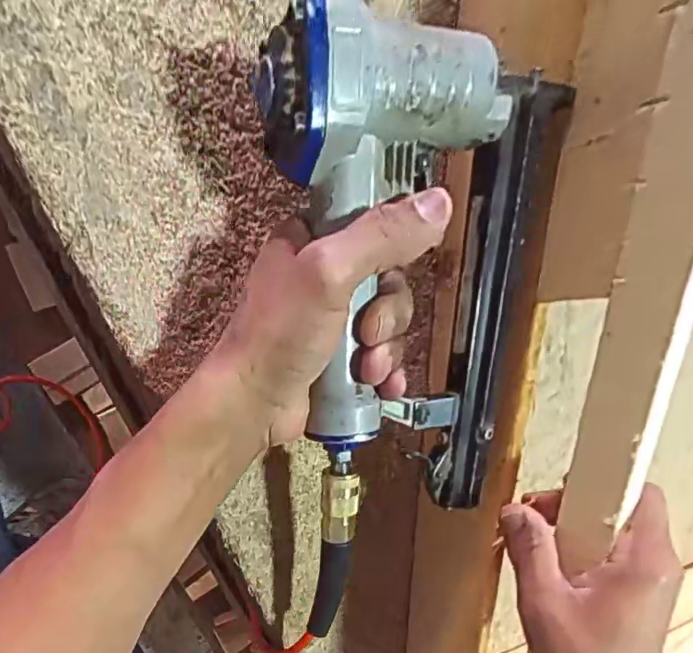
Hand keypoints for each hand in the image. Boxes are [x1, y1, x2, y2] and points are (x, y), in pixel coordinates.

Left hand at [212, 188, 452, 446]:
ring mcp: (332, 322)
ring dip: (387, 349)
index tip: (387, 272)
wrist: (255, 407)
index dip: (391, 250)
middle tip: (367, 333)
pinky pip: (383, 358)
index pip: (372, 224)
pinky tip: (380, 383)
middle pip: (389, 281)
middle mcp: (323, 279)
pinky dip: (387, 373)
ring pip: (389, 324)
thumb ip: (382, 236)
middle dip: (388, 315)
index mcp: (311, 241)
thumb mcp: (329, 273)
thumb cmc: (275, 338)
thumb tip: (437, 204)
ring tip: (366, 367)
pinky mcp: (341, 359)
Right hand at [500, 485, 683, 652]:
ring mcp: (656, 583)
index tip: (559, 497)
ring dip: (578, 535)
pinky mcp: (644, 598)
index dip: (598, 484)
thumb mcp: (544, 601)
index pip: (640, 492)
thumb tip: (516, 512)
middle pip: (624, 510)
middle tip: (537, 526)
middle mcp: (660, 566)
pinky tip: (559, 578)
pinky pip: (618, 558)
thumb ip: (531, 550)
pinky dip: (588, 556)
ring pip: (619, 534)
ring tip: (544, 556)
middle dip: (576, 510)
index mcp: (645, 560)